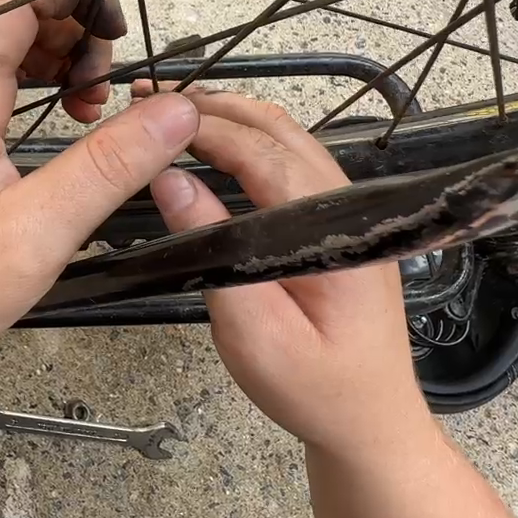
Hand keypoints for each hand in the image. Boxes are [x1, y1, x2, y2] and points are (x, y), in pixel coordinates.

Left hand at [0, 0, 199, 370]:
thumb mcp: (38, 231)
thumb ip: (108, 166)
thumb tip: (175, 111)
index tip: (120, 23)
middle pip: (15, 10)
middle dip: (76, 24)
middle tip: (111, 83)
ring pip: (11, 39)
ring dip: (63, 53)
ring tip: (94, 104)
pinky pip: (2, 73)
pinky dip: (44, 77)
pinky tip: (71, 114)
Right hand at [137, 87, 433, 460]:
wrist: (370, 420)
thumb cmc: (312, 387)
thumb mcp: (253, 333)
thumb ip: (215, 254)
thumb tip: (169, 180)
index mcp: (335, 230)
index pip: (262, 154)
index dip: (202, 129)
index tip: (147, 116)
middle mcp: (348, 204)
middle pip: (276, 128)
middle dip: (210, 105)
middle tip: (147, 98)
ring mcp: (344, 206)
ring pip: (283, 133)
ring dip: (226, 113)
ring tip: (168, 108)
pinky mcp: (333, 215)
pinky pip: (285, 154)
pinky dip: (242, 134)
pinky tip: (207, 139)